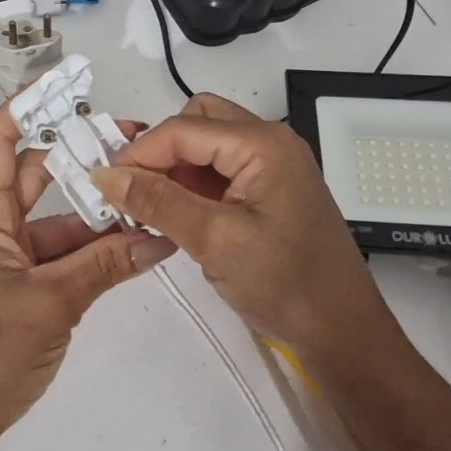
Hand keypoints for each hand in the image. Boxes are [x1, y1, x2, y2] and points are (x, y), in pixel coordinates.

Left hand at [0, 104, 177, 445]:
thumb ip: (106, 266)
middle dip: (80, 157)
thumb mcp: (51, 305)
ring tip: (147, 197)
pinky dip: (92, 247)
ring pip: (54, 216)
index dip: (28, 104)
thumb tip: (161, 237)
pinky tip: (135, 245)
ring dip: (95, 210)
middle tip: (133, 146)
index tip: (69, 83)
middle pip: (35, 172)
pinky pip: (59, 251)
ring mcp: (7, 256)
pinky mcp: (22, 284)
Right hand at [91, 94, 396, 361]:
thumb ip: (158, 202)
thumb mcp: (214, 241)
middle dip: (160, 150)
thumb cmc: (285, 284)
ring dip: (175, 168)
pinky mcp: (271, 189)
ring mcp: (274, 165)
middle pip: (197, 121)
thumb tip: (107, 175)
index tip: (107, 185)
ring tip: (151, 208)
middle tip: (134, 191)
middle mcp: (270, 142)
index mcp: (263, 144)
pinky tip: (177, 216)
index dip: (140, 152)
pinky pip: (222, 170)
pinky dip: (194, 185)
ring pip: (207, 144)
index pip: (183, 128)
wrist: (342, 330)